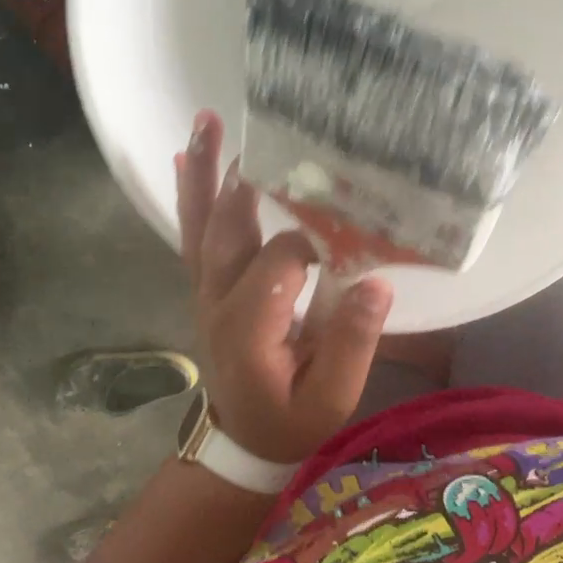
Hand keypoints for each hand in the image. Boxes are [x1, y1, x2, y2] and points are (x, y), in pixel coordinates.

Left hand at [175, 110, 393, 463]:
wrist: (244, 443)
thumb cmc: (291, 422)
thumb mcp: (331, 398)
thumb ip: (351, 344)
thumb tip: (376, 283)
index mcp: (250, 325)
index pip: (282, 258)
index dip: (317, 238)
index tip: (352, 229)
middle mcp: (218, 301)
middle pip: (225, 228)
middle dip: (243, 178)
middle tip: (263, 129)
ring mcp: (205, 293)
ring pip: (200, 225)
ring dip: (204, 172)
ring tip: (205, 119)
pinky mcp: (205, 291)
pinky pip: (192, 238)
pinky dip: (190, 197)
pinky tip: (186, 159)